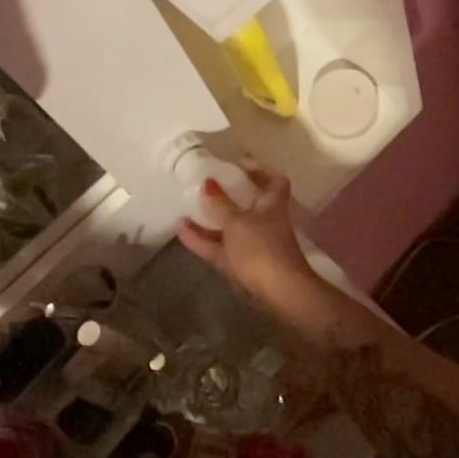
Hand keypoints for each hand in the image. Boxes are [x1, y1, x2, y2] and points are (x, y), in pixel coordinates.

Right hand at [177, 163, 322, 317]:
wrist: (277, 293)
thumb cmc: (261, 248)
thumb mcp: (237, 222)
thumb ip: (220, 204)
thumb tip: (208, 183)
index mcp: (273, 204)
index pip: (274, 180)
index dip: (260, 169)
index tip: (238, 164)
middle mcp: (265, 222)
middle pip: (248, 203)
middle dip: (228, 195)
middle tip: (206, 185)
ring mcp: (252, 244)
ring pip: (229, 227)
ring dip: (210, 218)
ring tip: (185, 207)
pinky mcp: (240, 264)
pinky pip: (218, 247)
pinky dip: (202, 239)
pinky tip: (181, 229)